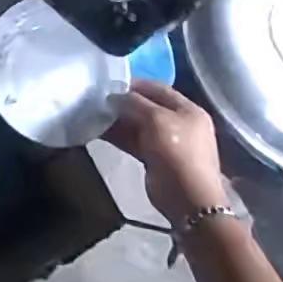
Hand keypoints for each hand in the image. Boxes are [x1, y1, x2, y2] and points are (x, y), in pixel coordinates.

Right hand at [103, 80, 229, 222]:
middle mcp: (179, 123)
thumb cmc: (176, 153)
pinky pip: (133, 139)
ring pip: (137, 123)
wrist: (188, 199)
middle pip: (146, 105)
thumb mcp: (156, 120)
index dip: (134, 84)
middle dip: (123, 102)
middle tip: (98, 98)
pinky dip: (118, 134)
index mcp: (188, 110)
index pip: (157, 88)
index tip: (109, 82)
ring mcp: (167, 141)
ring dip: (117, 119)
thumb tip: (113, 97)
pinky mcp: (155, 157)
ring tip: (94, 113)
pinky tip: (98, 130)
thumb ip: (133, 102)